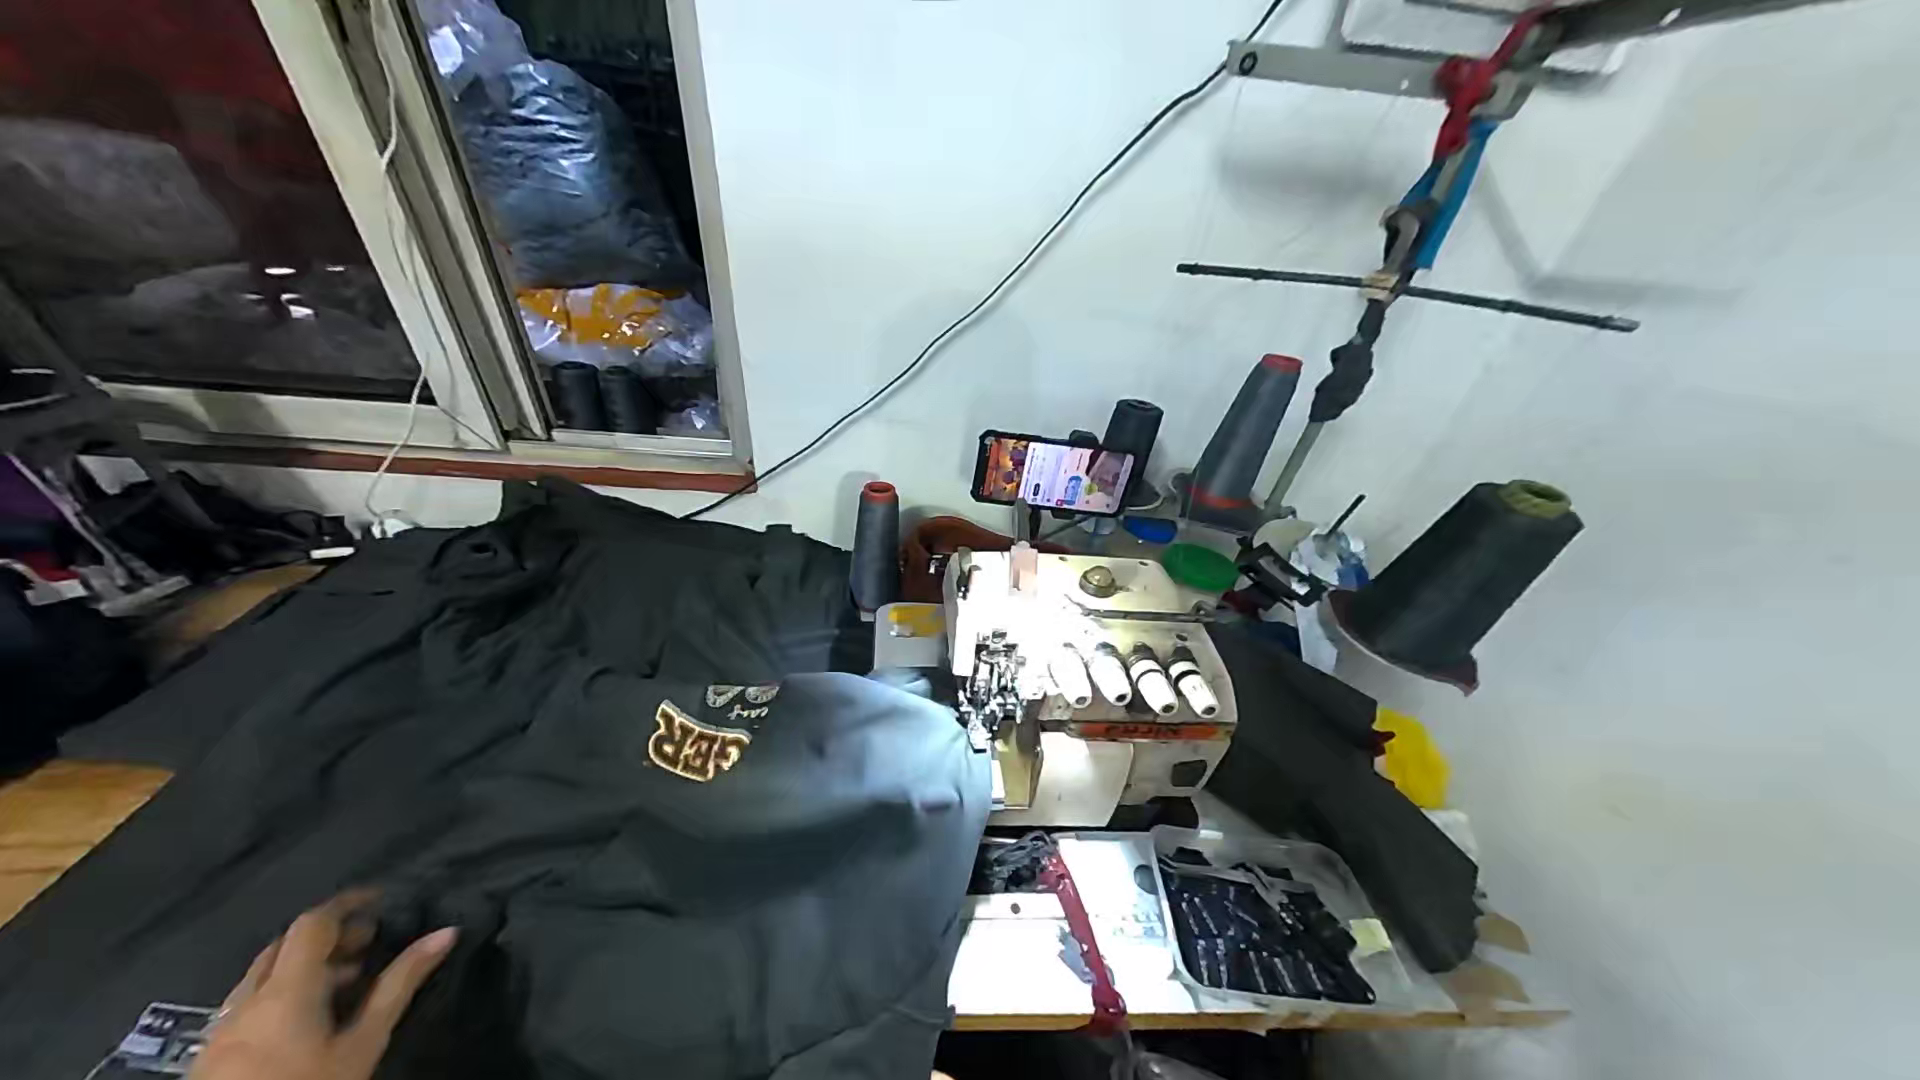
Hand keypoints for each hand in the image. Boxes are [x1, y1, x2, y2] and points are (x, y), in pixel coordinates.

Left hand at [190, 891, 457, 1079]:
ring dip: (303, 963)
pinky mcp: (207, 1059)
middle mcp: (245, 1003)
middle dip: (328, 934)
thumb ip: (401, 983)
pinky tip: (305, 1016)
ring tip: (344, 978)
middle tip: (368, 940)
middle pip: (283, 945)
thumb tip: (447, 932)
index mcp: (285, 991)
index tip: (382, 898)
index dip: (348, 903)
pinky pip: (246, 1003)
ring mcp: (219, 1033)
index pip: (313, 924)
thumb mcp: (365, 1042)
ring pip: (260, 975)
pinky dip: (281, 990)